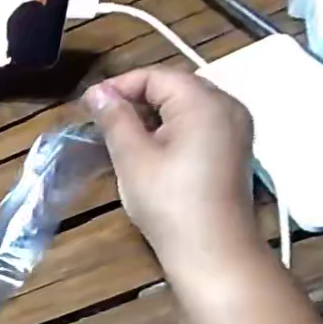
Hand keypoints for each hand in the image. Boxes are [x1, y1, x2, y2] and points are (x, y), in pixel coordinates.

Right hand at [82, 67, 261, 273]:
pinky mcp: (233, 148)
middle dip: (135, 98)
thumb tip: (97, 92)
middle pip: (175, 87)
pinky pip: (198, 124)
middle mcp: (227, 105)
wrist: (210, 247)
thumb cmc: (167, 200)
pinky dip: (169, 128)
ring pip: (186, 106)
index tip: (87, 106)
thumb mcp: (132, 157)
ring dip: (151, 114)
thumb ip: (115, 119)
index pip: (157, 76)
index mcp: (204, 102)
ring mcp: (235, 127)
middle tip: (100, 121)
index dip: (119, 86)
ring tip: (119, 135)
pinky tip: (148, 150)